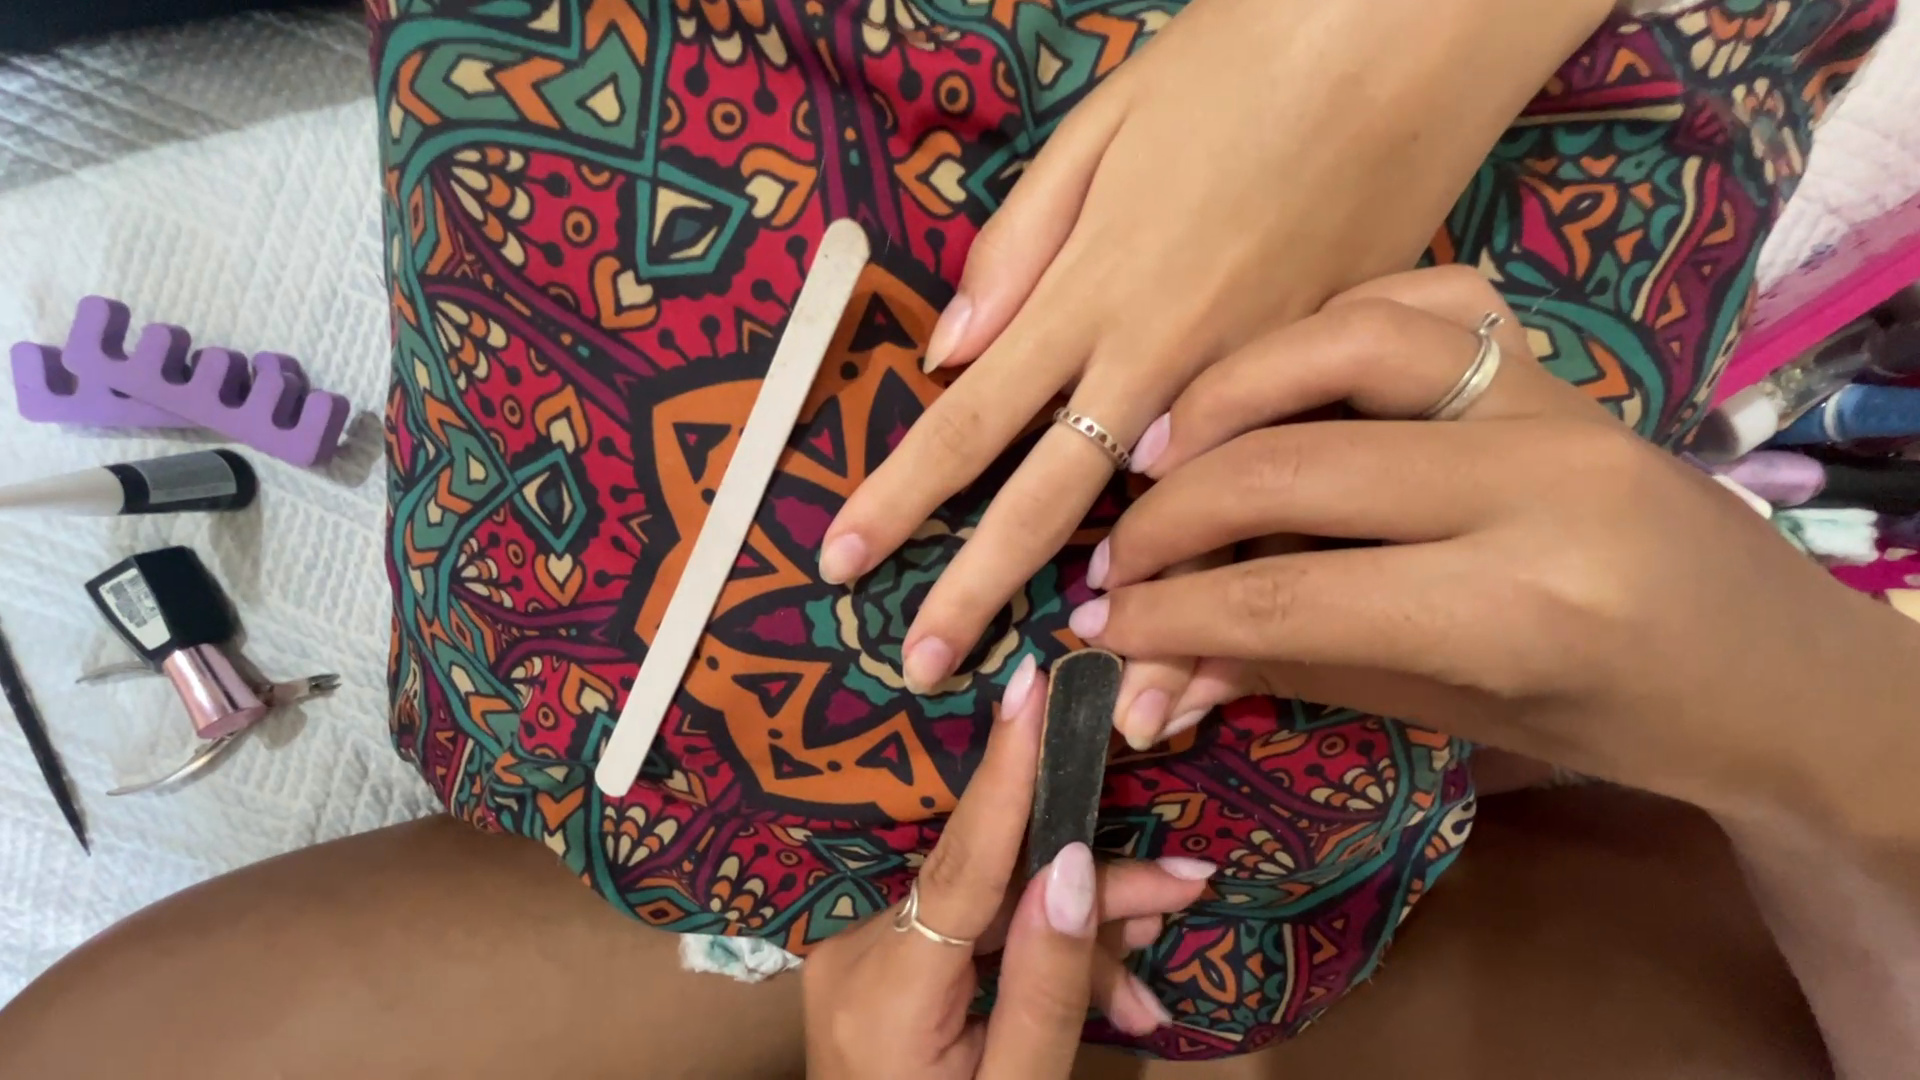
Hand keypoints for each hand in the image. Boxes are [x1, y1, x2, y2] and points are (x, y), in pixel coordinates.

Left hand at [802, 658, 1214, 1079]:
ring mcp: (868, 946)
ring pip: (993, 900)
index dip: (1005, 772)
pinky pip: (973, 926)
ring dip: (1076, 925)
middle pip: (994, 880)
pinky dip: (1037, 945)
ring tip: (1153, 952)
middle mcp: (863, 946)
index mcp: (886, 992)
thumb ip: (1047, 988)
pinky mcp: (887, 952)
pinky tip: (1109, 984)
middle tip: (1181, 878)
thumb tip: (1077, 868)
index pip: (961, 861)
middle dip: (1092, 881)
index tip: (1032, 687)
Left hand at [817, 0, 1616, 701]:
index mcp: (1091, 291)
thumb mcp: (1099, 128)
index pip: (967, 421)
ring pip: (1148, 520)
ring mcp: (1241, 389)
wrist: (1412, 38)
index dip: (898, 499)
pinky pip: (1243, 497)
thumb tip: (947, 352)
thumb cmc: (1238, 64)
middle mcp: (1157, 360)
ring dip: (1098, 608)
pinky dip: (1203, 566)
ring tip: (1050, 682)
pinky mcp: (1311, 394)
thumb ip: (1017, 249)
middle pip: (1043, 499)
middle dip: (975, 589)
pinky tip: (1173, 620)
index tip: (841, 563)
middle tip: (920, 667)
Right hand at [1062, 267, 1919, 817]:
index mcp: (1517, 608)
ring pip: (1341, 348)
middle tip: (1116, 557)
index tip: (1096, 626)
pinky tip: (1274, 375)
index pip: (1282, 597)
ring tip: (1160, 451)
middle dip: (1168, 517)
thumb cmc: (1610, 723)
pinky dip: (1326, 327)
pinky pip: (1421, 301)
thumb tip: (1145, 685)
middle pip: (1286, 469)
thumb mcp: (1438, 718)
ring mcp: (1551, 400)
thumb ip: (1282, 674)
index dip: (1169, 614)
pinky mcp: (1554, 360)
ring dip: (1223, 396)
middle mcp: (1534, 483)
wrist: (1781, 669)